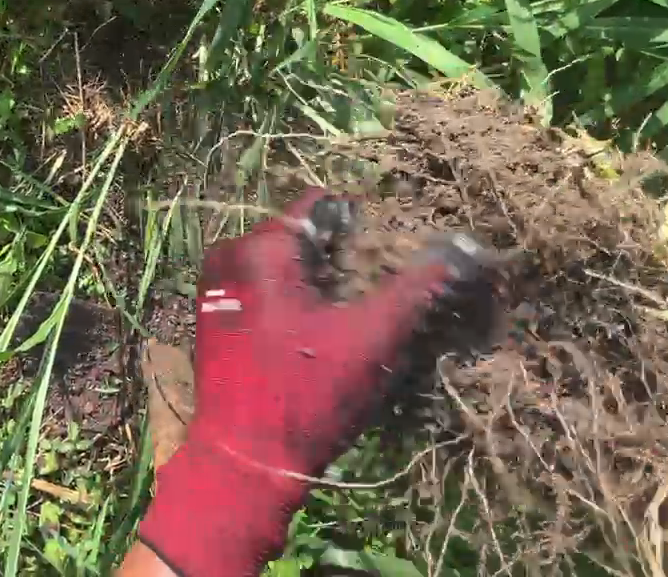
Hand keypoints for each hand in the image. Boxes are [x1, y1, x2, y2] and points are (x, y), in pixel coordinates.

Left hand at [135, 190, 489, 576]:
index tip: (388, 250)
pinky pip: (259, 284)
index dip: (361, 224)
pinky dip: (288, 296)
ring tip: (348, 314)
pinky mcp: (212, 312)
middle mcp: (231, 253)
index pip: (320, 206)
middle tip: (373, 289)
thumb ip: (412, 290)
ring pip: (279, 261)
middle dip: (339, 256)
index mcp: (262, 246)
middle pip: (299, 234)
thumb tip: (455, 254)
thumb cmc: (307, 396)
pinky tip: (314, 331)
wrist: (243, 462)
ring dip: (315, 279)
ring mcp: (216, 283)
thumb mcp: (370, 341)